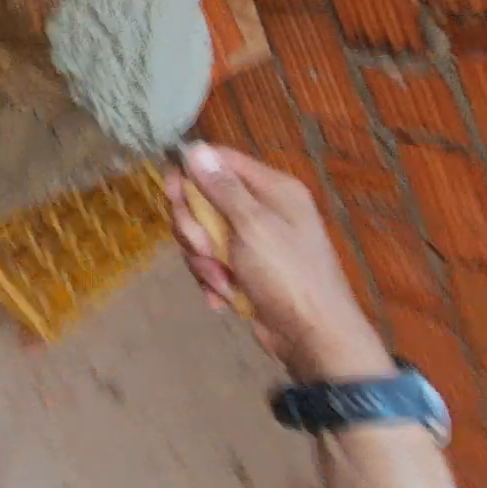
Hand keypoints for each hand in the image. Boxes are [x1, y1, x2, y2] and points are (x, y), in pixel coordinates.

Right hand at [166, 143, 392, 381]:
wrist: (314, 340)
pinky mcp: (242, 263)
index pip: (216, 159)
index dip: (187, 173)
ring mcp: (251, 236)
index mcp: (271, 189)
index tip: (172, 196)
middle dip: (192, 227)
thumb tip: (194, 147)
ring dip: (201, 258)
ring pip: (198, 230)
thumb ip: (221, 187)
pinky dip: (210, 276)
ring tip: (221, 280)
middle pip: (199, 196)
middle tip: (205, 249)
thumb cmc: (288, 277)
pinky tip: (225, 293)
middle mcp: (260, 206)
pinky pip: (207, 257)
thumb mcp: (251, 227)